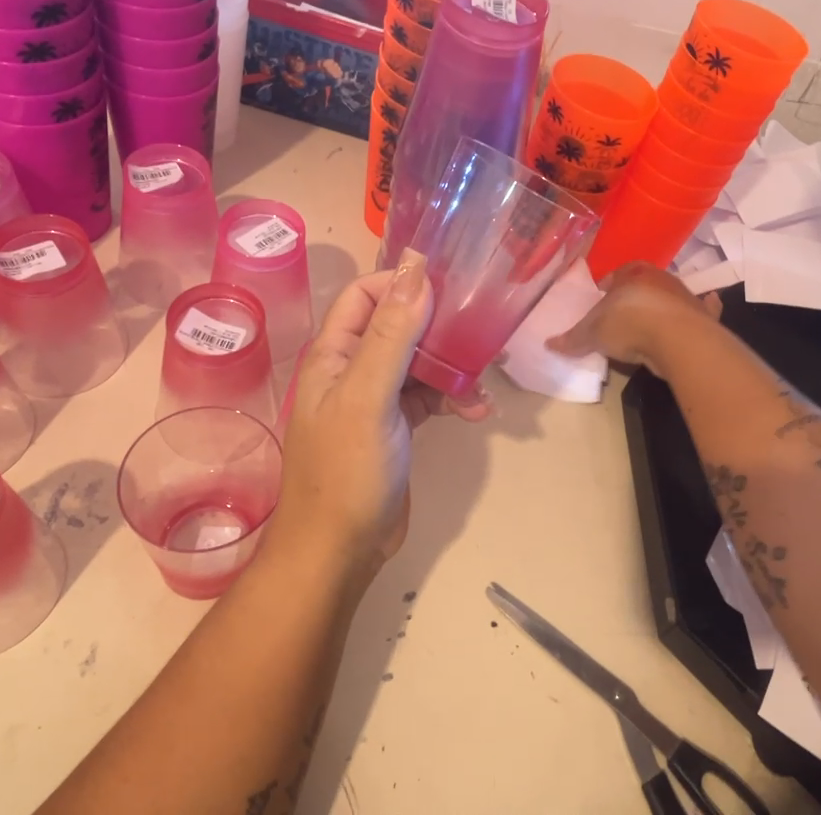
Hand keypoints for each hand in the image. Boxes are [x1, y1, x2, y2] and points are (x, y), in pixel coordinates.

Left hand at [275, 250, 490, 568]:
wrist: (339, 550)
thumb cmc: (346, 470)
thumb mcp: (368, 396)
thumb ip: (392, 334)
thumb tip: (416, 269)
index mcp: (333, 353)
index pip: (366, 295)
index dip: (402, 283)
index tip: (450, 283)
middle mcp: (352, 368)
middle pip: (398, 325)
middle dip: (438, 324)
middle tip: (481, 326)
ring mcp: (374, 399)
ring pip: (418, 361)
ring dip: (452, 365)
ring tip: (486, 377)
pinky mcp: (395, 426)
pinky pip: (427, 397)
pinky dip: (452, 399)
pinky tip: (477, 412)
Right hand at [547, 262, 722, 377]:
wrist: (676, 338)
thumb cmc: (629, 324)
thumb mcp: (593, 333)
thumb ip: (574, 338)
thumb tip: (549, 344)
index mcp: (631, 273)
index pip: (617, 273)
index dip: (608, 286)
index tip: (602, 298)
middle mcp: (660, 277)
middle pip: (645, 283)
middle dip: (636, 295)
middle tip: (624, 314)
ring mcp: (685, 295)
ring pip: (671, 296)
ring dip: (664, 304)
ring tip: (652, 323)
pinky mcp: (703, 315)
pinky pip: (705, 309)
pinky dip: (705, 309)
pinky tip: (706, 308)